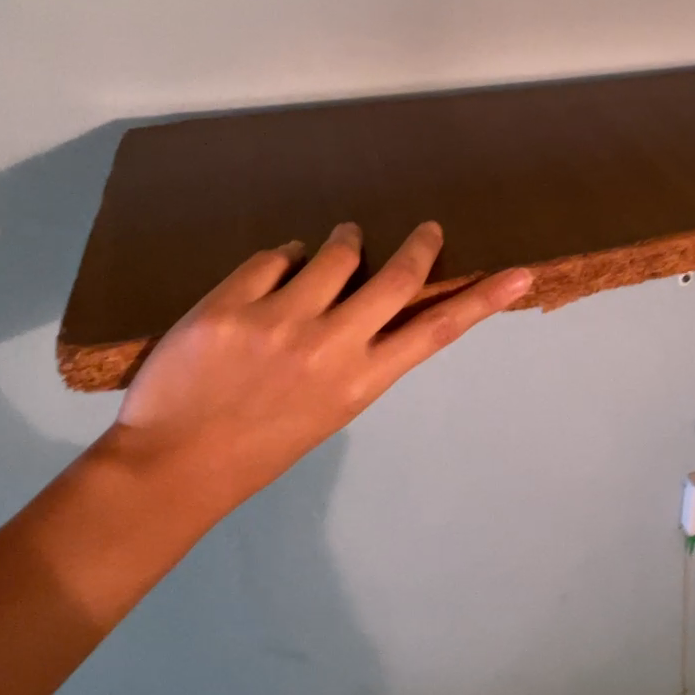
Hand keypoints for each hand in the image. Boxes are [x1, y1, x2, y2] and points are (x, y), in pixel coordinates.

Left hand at [106, 221, 529, 510]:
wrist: (173, 465)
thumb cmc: (260, 445)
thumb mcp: (330, 408)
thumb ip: (359, 356)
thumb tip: (373, 300)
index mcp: (363, 380)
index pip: (438, 330)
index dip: (484, 299)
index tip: (521, 273)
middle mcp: (332, 345)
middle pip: (398, 277)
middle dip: (420, 246)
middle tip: (427, 229)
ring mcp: (281, 320)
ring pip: (336, 254)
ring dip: (346, 242)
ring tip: (341, 243)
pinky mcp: (231, 303)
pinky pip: (274, 256)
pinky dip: (285, 257)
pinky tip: (278, 270)